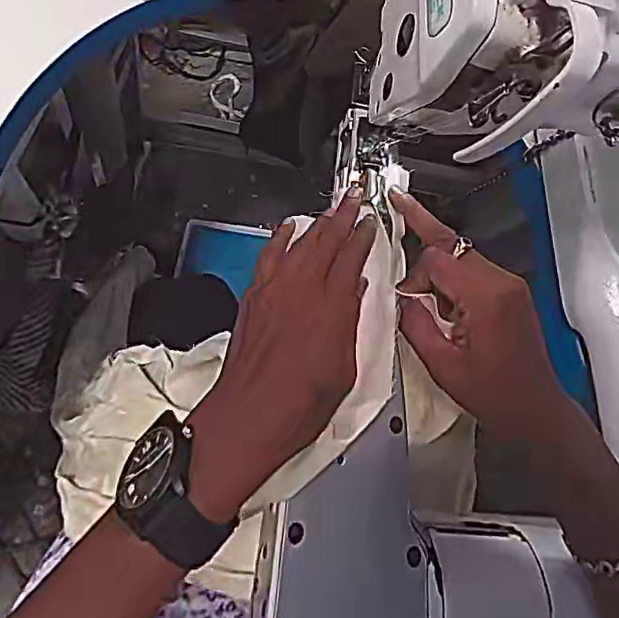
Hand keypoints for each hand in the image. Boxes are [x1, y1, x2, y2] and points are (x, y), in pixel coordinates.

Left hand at [185, 191, 376, 521]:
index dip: (364, 236)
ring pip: (301, 242)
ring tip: (333, 207)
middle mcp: (302, 291)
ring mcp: (275, 291)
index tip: (371, 224)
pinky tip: (288, 228)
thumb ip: (351, 325)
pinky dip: (280, 238)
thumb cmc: (297, 405)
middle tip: (355, 197)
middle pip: (327, 240)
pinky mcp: (255, 298)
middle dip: (344, 215)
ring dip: (319, 221)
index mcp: (332, 308)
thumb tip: (355, 297)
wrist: (247, 419)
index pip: (352, 257)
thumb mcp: (345, 369)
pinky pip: (269, 255)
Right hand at [392, 190, 579, 445]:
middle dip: (425, 244)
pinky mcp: (511, 290)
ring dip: (440, 269)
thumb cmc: (496, 394)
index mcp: (486, 297)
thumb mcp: (442, 365)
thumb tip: (403, 297)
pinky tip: (448, 306)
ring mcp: (510, 284)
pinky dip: (455, 279)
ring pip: (463, 254)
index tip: (403, 292)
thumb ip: (416, 323)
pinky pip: (475, 269)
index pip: (439, 258)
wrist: (534, 408)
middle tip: (400, 202)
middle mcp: (503, 282)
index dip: (415, 274)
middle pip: (452, 245)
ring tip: (429, 299)